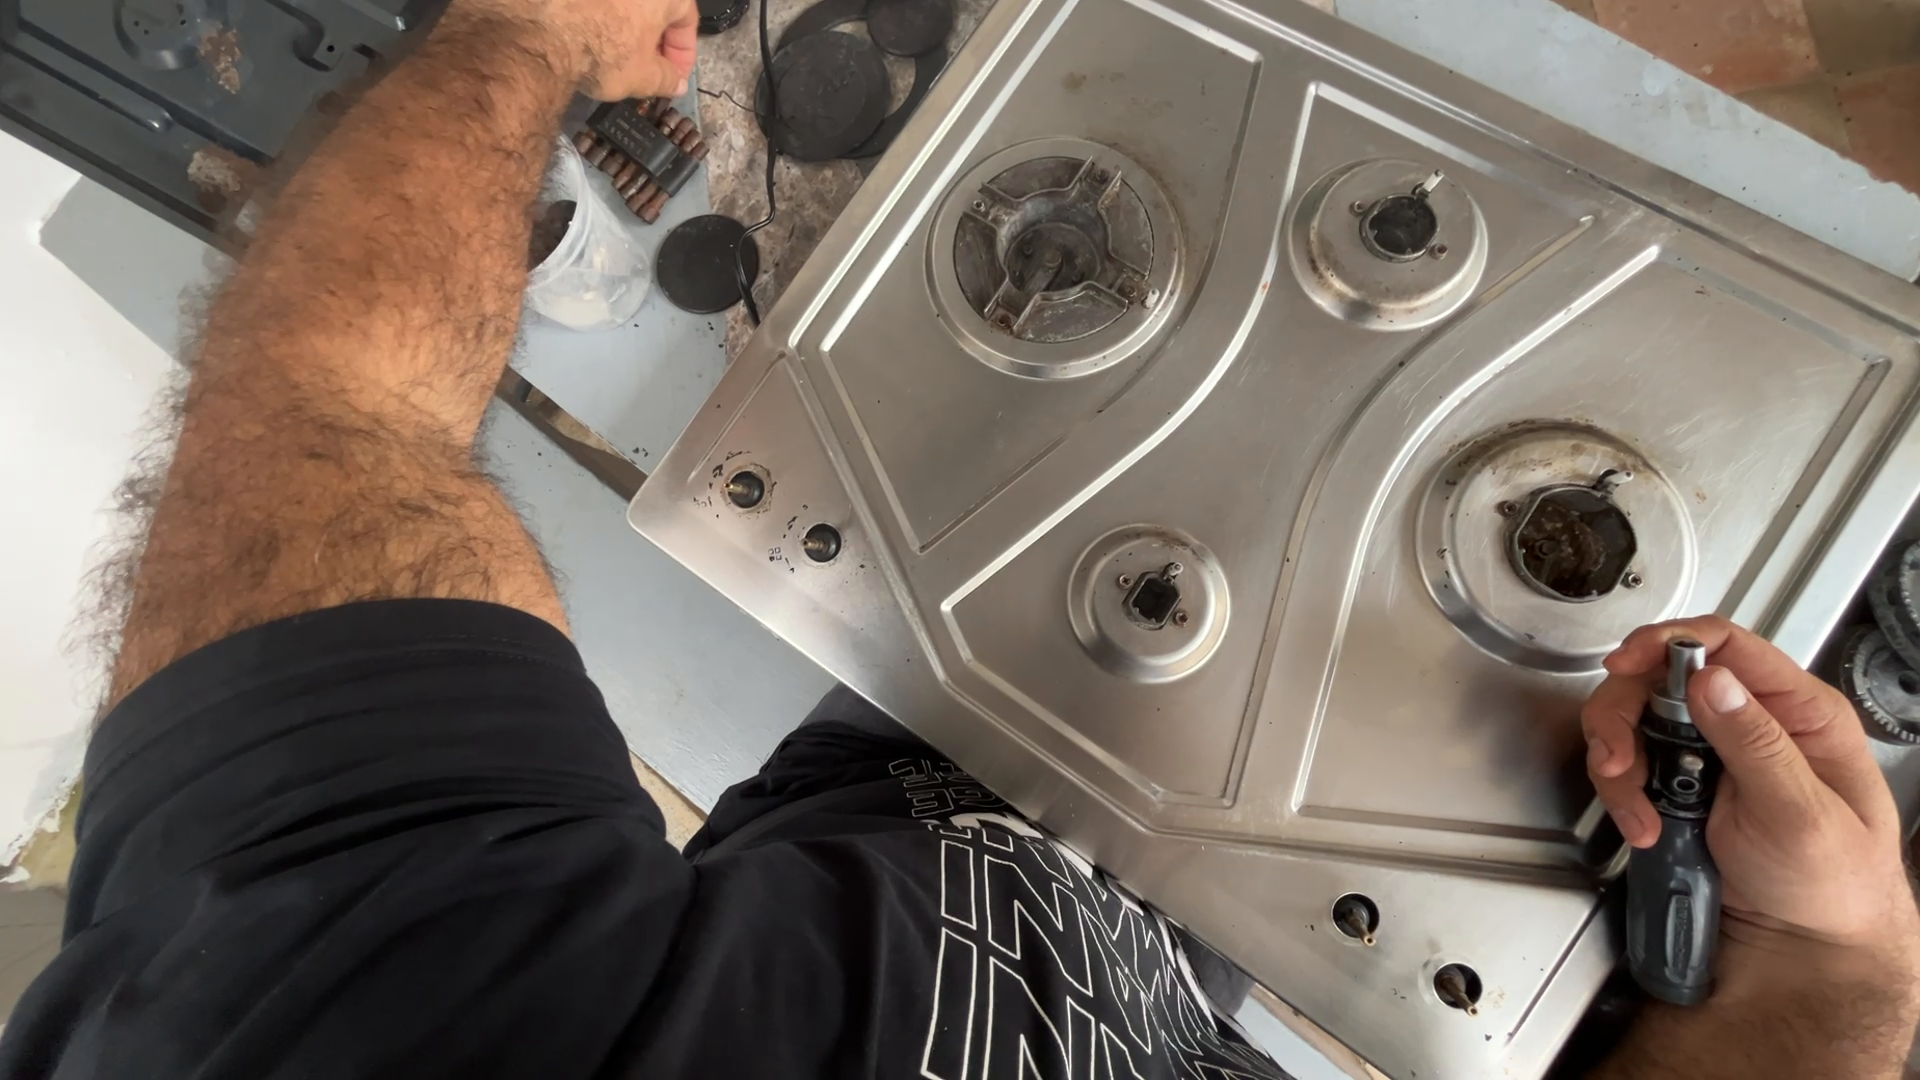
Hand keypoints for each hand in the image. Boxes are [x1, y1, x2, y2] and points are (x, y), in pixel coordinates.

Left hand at [463, 0, 698, 100]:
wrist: (538, 28)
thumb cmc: (602, 50)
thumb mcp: (644, 78)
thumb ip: (667, 79)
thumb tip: (674, 81)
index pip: (686, 18)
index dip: (683, 52)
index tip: (674, 74)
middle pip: (649, 1)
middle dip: (650, 31)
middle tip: (644, 61)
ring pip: (616, 0)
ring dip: (619, 17)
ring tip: (611, 45)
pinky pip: (585, 1)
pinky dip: (589, 9)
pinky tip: (583, 28)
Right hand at [1582, 617, 1919, 960]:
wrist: (1797, 937)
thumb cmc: (1828, 883)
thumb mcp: (1802, 815)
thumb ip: (1757, 744)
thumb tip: (1711, 679)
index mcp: (1795, 712)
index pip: (1725, 644)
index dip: (1665, 642)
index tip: (1623, 664)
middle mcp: (1743, 717)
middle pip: (1653, 680)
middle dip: (1621, 720)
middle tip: (1617, 762)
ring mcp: (1702, 743)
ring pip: (1626, 718)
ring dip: (1614, 761)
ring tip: (1632, 807)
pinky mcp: (1669, 768)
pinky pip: (1620, 757)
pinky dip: (1617, 789)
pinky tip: (1640, 821)